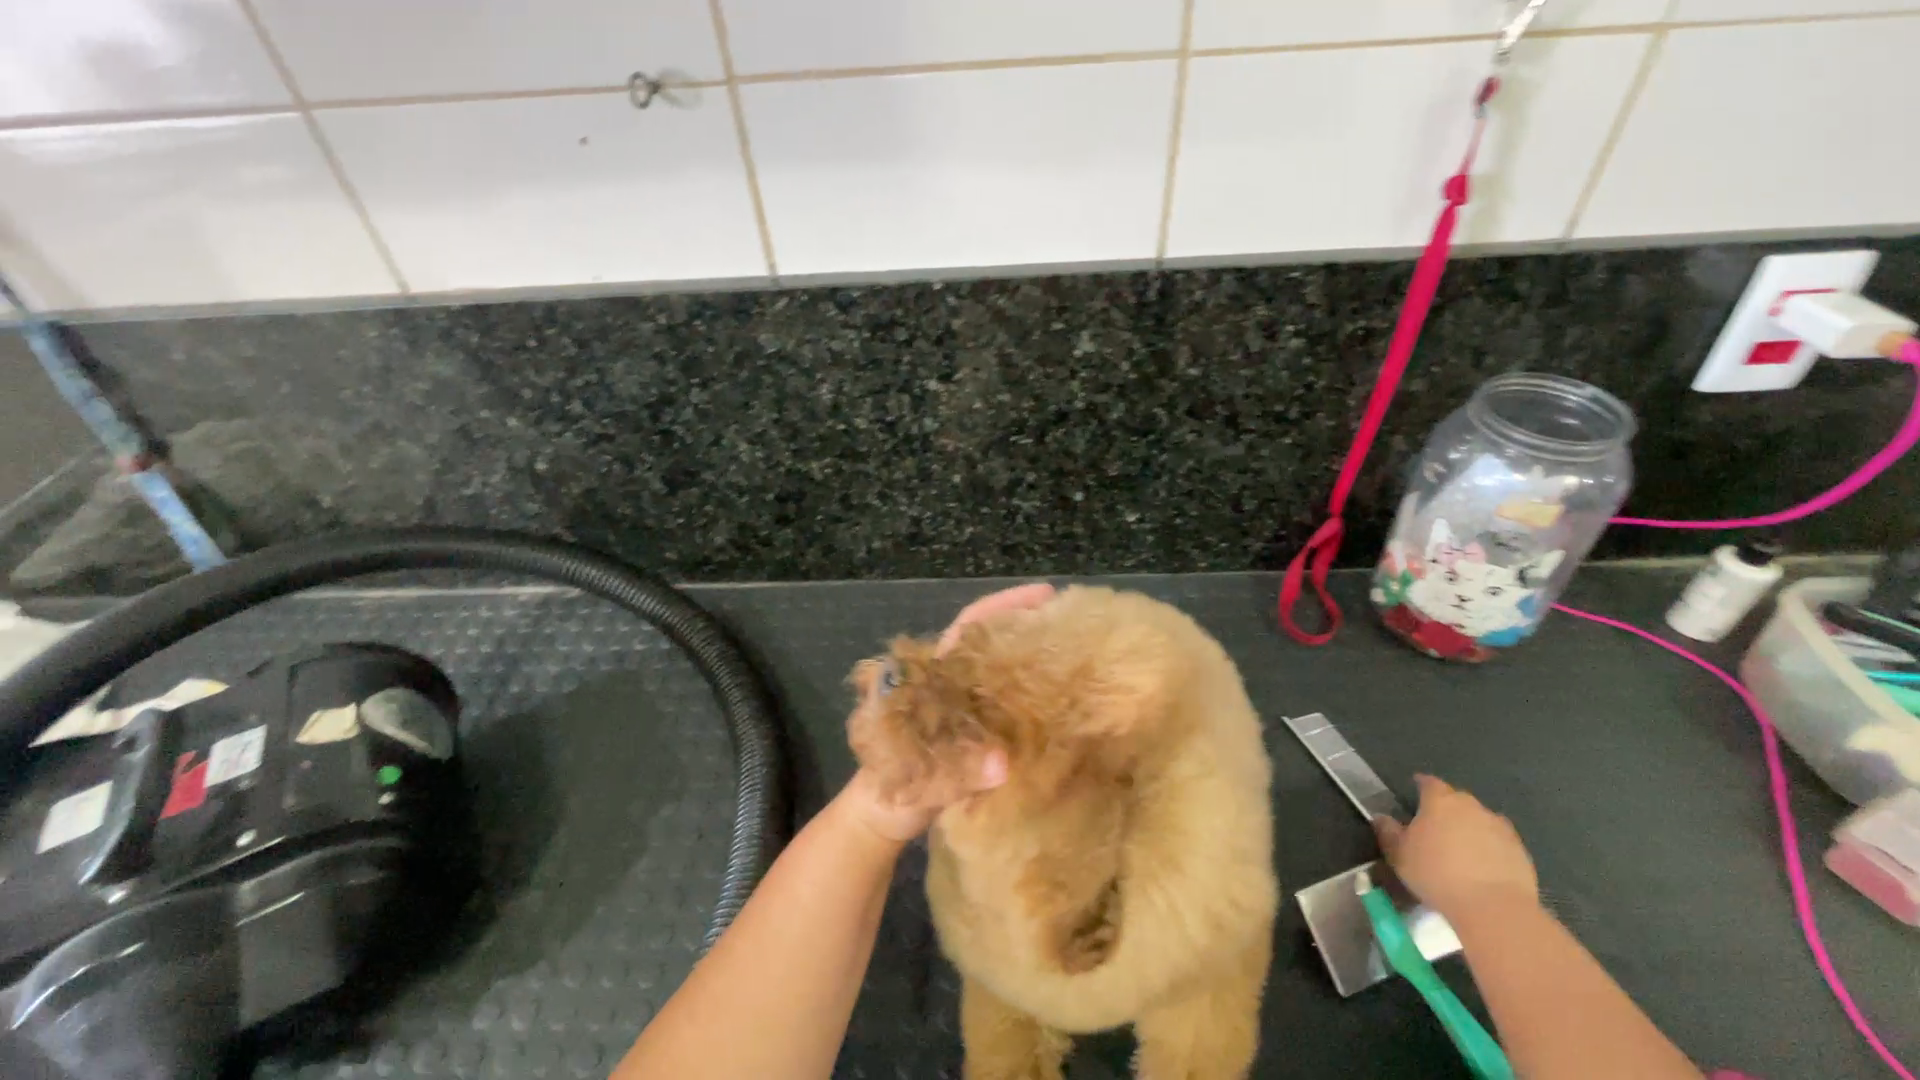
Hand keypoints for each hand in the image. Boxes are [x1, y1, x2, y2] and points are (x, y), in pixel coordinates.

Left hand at [841, 583, 1055, 841]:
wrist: (881, 818)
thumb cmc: (889, 790)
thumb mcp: (919, 782)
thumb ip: (956, 775)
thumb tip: (1002, 764)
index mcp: (928, 677)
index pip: (968, 627)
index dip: (1003, 607)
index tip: (1044, 595)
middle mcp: (948, 682)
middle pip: (990, 642)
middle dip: (1028, 628)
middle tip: (1075, 626)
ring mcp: (962, 705)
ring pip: (1000, 670)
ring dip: (1032, 660)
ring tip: (1076, 656)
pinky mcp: (973, 730)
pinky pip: (1006, 702)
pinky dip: (1030, 696)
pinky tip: (1059, 701)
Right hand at [1374, 774, 1538, 919]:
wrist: (1493, 906)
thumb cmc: (1436, 874)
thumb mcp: (1399, 855)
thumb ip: (1388, 832)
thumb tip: (1381, 818)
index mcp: (1440, 801)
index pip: (1429, 783)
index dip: (1421, 785)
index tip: (1415, 790)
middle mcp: (1472, 806)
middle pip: (1456, 800)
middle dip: (1445, 809)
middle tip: (1434, 827)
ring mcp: (1500, 827)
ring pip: (1479, 820)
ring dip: (1469, 828)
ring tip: (1459, 850)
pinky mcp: (1520, 850)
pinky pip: (1498, 842)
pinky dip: (1488, 848)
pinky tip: (1481, 867)